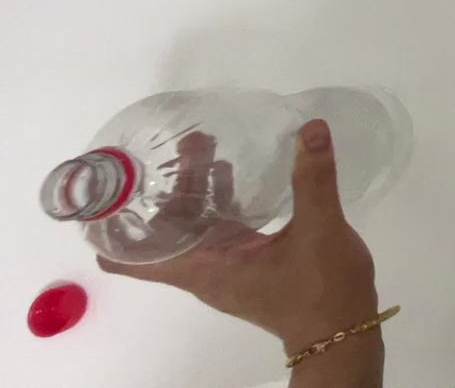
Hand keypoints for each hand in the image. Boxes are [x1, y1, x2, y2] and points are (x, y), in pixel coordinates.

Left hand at [99, 120, 379, 350]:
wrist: (341, 328)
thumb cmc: (320, 285)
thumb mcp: (319, 228)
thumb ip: (313, 178)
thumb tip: (312, 128)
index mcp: (204, 267)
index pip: (129, 258)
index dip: (113, 225)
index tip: (114, 185)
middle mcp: (206, 269)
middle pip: (167, 229)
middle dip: (170, 187)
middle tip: (190, 142)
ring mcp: (228, 266)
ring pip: (196, 227)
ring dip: (197, 191)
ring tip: (210, 149)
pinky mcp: (251, 263)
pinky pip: (222, 229)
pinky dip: (222, 202)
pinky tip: (240, 177)